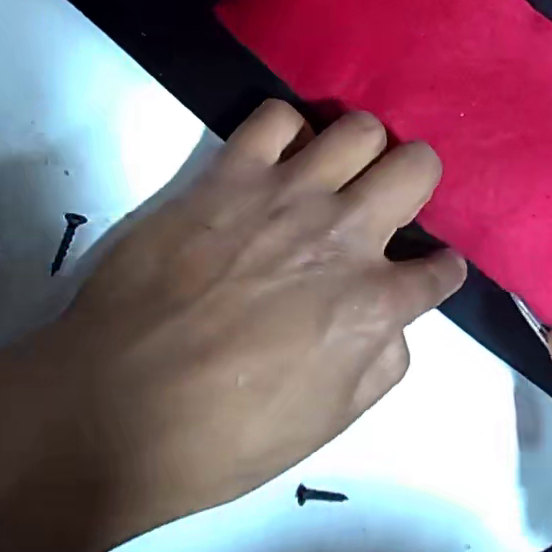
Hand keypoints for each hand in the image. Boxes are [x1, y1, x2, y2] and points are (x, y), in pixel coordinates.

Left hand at [31, 100, 467, 537]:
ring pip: (358, 128)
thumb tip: (393, 322)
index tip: (429, 275)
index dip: (441, 272)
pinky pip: (276, 118)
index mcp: (373, 304)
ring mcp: (284, 197)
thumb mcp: (331, 421)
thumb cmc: (226, 433)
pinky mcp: (226, 177)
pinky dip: (290, 134)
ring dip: (362, 152)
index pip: (441, 269)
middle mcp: (343, 235)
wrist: (109, 410)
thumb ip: (385, 363)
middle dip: (419, 182)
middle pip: (419, 165)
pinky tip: (279, 164)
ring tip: (337, 178)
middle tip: (391, 205)